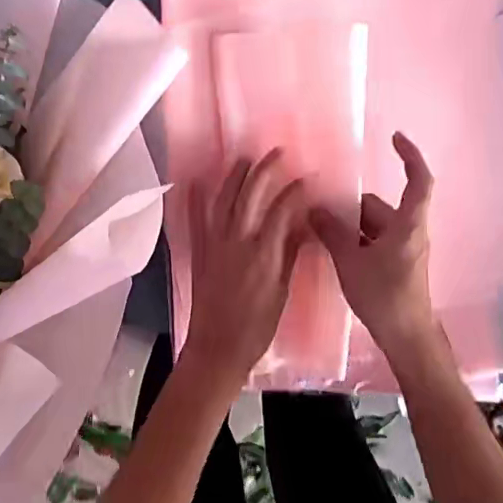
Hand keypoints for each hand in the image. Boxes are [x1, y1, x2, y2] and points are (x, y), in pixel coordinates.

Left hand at [179, 151, 307, 388]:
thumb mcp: (282, 292)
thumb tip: (302, 225)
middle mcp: (237, 241)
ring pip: (223, 201)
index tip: (306, 177)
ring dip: (234, 177)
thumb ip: (290, 255)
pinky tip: (197, 183)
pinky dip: (196, 200)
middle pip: (250, 196)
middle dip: (264, 171)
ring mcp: (214, 244)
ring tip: (244, 159)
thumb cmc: (256, 326)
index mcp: (264, 253)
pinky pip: (196, 220)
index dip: (295, 191)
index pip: (282, 210)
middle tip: (276, 153)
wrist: (216, 348)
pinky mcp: (199, 252)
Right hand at [311, 133, 441, 366]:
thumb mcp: (351, 262)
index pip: (419, 181)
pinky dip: (358, 241)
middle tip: (322, 212)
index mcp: (407, 224)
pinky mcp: (399, 264)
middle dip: (353, 208)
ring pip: (375, 226)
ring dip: (352, 227)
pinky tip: (336, 252)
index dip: (410, 156)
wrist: (406, 336)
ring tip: (323, 233)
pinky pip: (376, 241)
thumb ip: (332, 233)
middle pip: (381, 207)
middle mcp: (411, 231)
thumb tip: (315, 210)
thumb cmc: (384, 295)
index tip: (394, 138)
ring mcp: (406, 249)